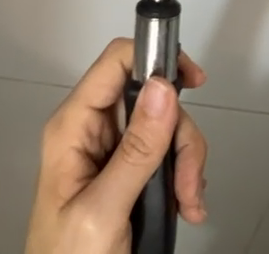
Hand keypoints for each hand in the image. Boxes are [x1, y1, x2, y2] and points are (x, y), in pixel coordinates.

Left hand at [25, 39, 209, 253]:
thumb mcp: (103, 211)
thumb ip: (136, 150)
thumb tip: (164, 86)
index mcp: (74, 126)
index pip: (116, 62)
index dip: (156, 58)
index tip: (194, 81)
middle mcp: (92, 129)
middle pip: (152, 97)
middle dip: (180, 135)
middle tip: (189, 180)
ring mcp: (111, 150)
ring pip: (165, 126)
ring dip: (186, 162)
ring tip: (189, 203)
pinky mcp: (127, 172)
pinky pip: (166, 154)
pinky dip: (183, 177)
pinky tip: (187, 207)